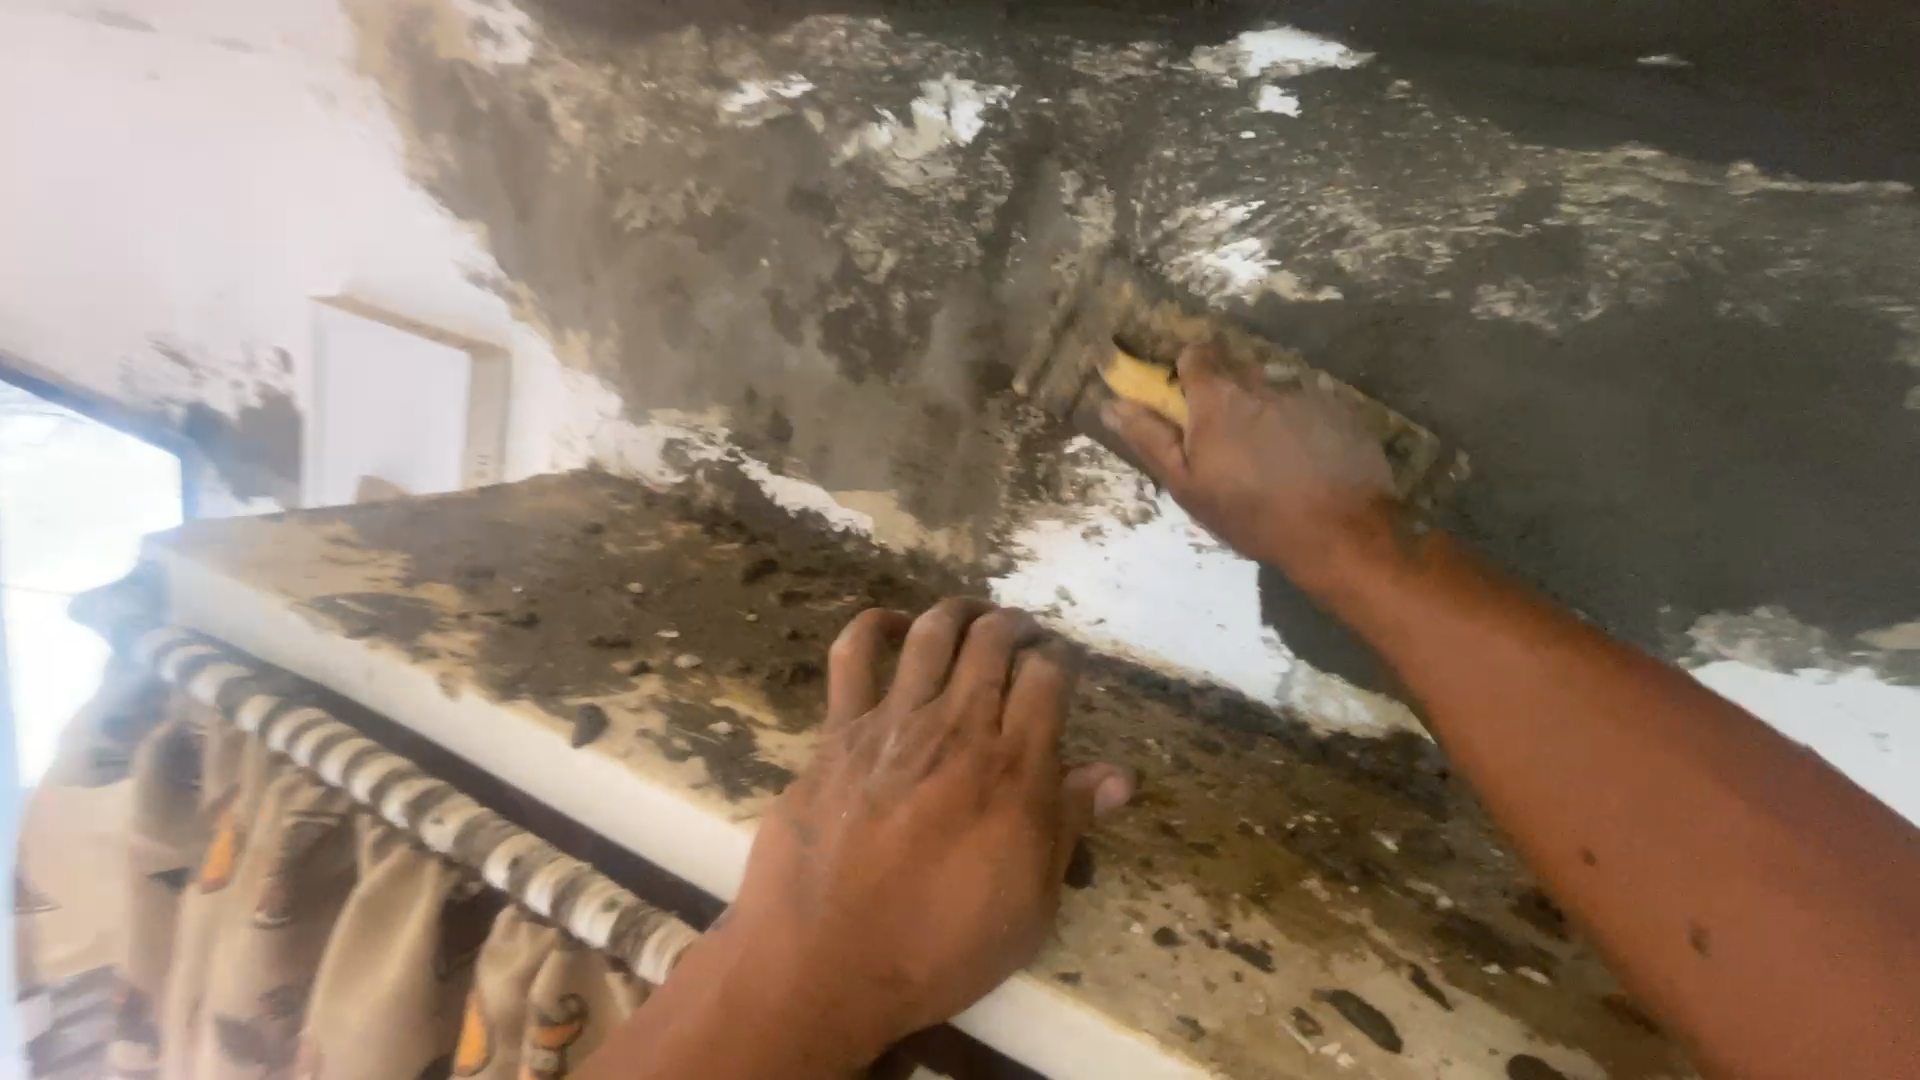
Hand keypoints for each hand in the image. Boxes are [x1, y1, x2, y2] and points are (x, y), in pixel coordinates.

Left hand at [720, 600, 1133, 1065]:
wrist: (822, 964)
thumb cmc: (938, 946)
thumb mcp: (1029, 904)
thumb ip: (1069, 824)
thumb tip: (1119, 776)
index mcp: (1012, 769)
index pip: (1049, 677)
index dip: (1061, 661)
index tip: (1061, 669)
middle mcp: (958, 727)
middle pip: (995, 640)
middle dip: (1017, 626)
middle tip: (1023, 637)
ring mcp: (894, 722)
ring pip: (934, 631)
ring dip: (961, 611)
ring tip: (974, 616)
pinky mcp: (840, 730)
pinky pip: (853, 656)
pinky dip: (874, 626)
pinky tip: (892, 625)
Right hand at [1101, 343, 1395, 588]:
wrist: (1336, 533)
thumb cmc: (1248, 512)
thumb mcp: (1186, 484)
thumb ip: (1149, 438)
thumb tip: (1111, 405)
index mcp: (1218, 397)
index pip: (1197, 353)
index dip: (1187, 372)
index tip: (1186, 403)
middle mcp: (1262, 383)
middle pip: (1236, 369)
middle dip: (1224, 393)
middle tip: (1224, 440)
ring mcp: (1307, 394)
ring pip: (1272, 389)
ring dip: (1262, 410)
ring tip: (1268, 458)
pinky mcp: (1341, 411)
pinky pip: (1308, 406)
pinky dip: (1298, 425)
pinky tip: (1303, 463)